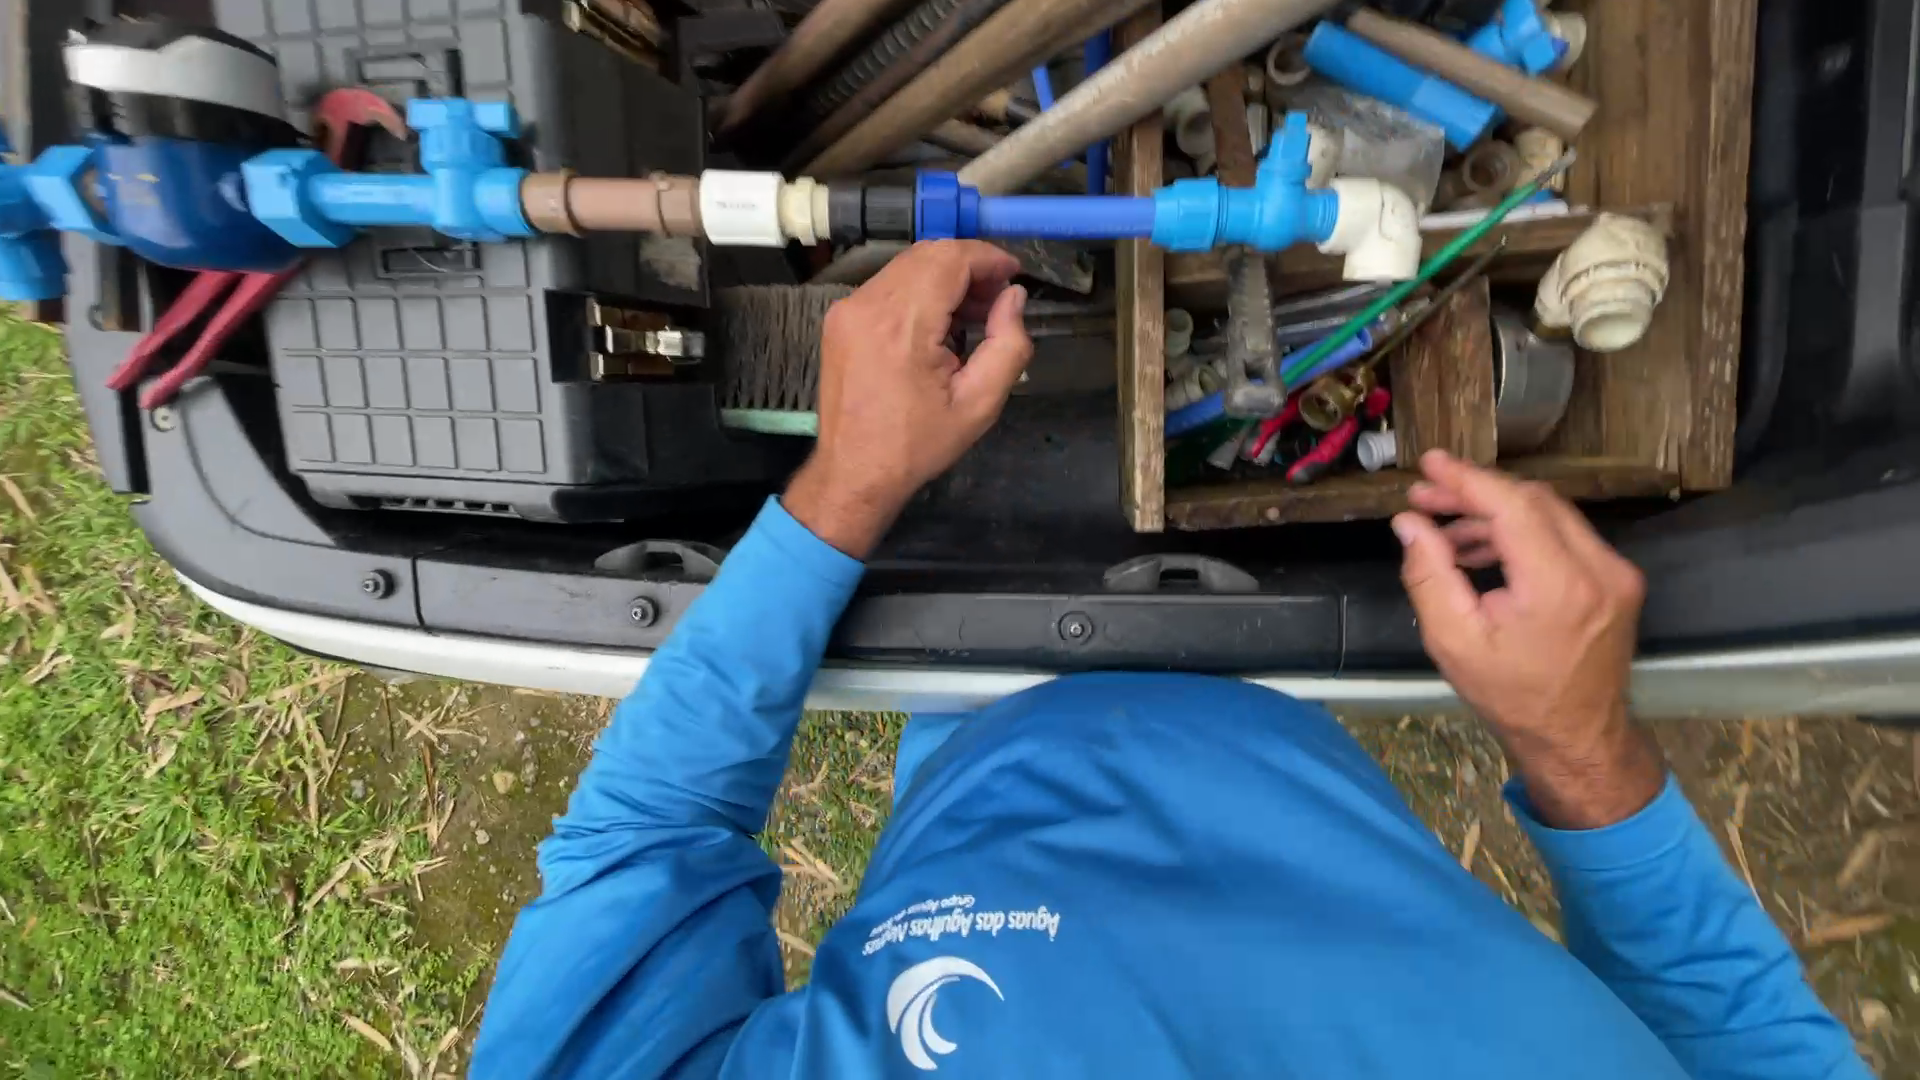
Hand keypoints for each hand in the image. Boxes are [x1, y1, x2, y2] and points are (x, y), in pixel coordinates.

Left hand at [784, 240, 1031, 557]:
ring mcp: (847, 310)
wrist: (855, 473)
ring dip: (944, 279)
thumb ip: (1008, 345)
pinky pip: (887, 286)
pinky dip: (919, 293)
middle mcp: (867, 306)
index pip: (949, 258)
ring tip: (972, 317)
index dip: (988, 258)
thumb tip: (1014, 298)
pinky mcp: (840, 320)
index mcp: (902, 326)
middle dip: (969, 267)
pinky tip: (938, 327)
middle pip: (928, 255)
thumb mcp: (979, 405)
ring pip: (906, 267)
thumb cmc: (917, 445)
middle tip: (997, 300)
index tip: (1013, 275)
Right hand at [1392, 450, 1663, 828]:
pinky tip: (1477, 550)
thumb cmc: (1508, 692)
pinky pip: (1561, 535)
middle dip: (1474, 492)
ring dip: (1492, 512)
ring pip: (1548, 513)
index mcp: (1559, 585)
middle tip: (1422, 498)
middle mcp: (1599, 568)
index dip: (1467, 479)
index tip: (1429, 463)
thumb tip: (1409, 523)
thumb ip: (1428, 573)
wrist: (1576, 734)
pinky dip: (1516, 531)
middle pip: (1533, 501)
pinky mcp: (1614, 580)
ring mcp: (1614, 573)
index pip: (1512, 506)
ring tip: (1441, 530)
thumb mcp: (1451, 638)